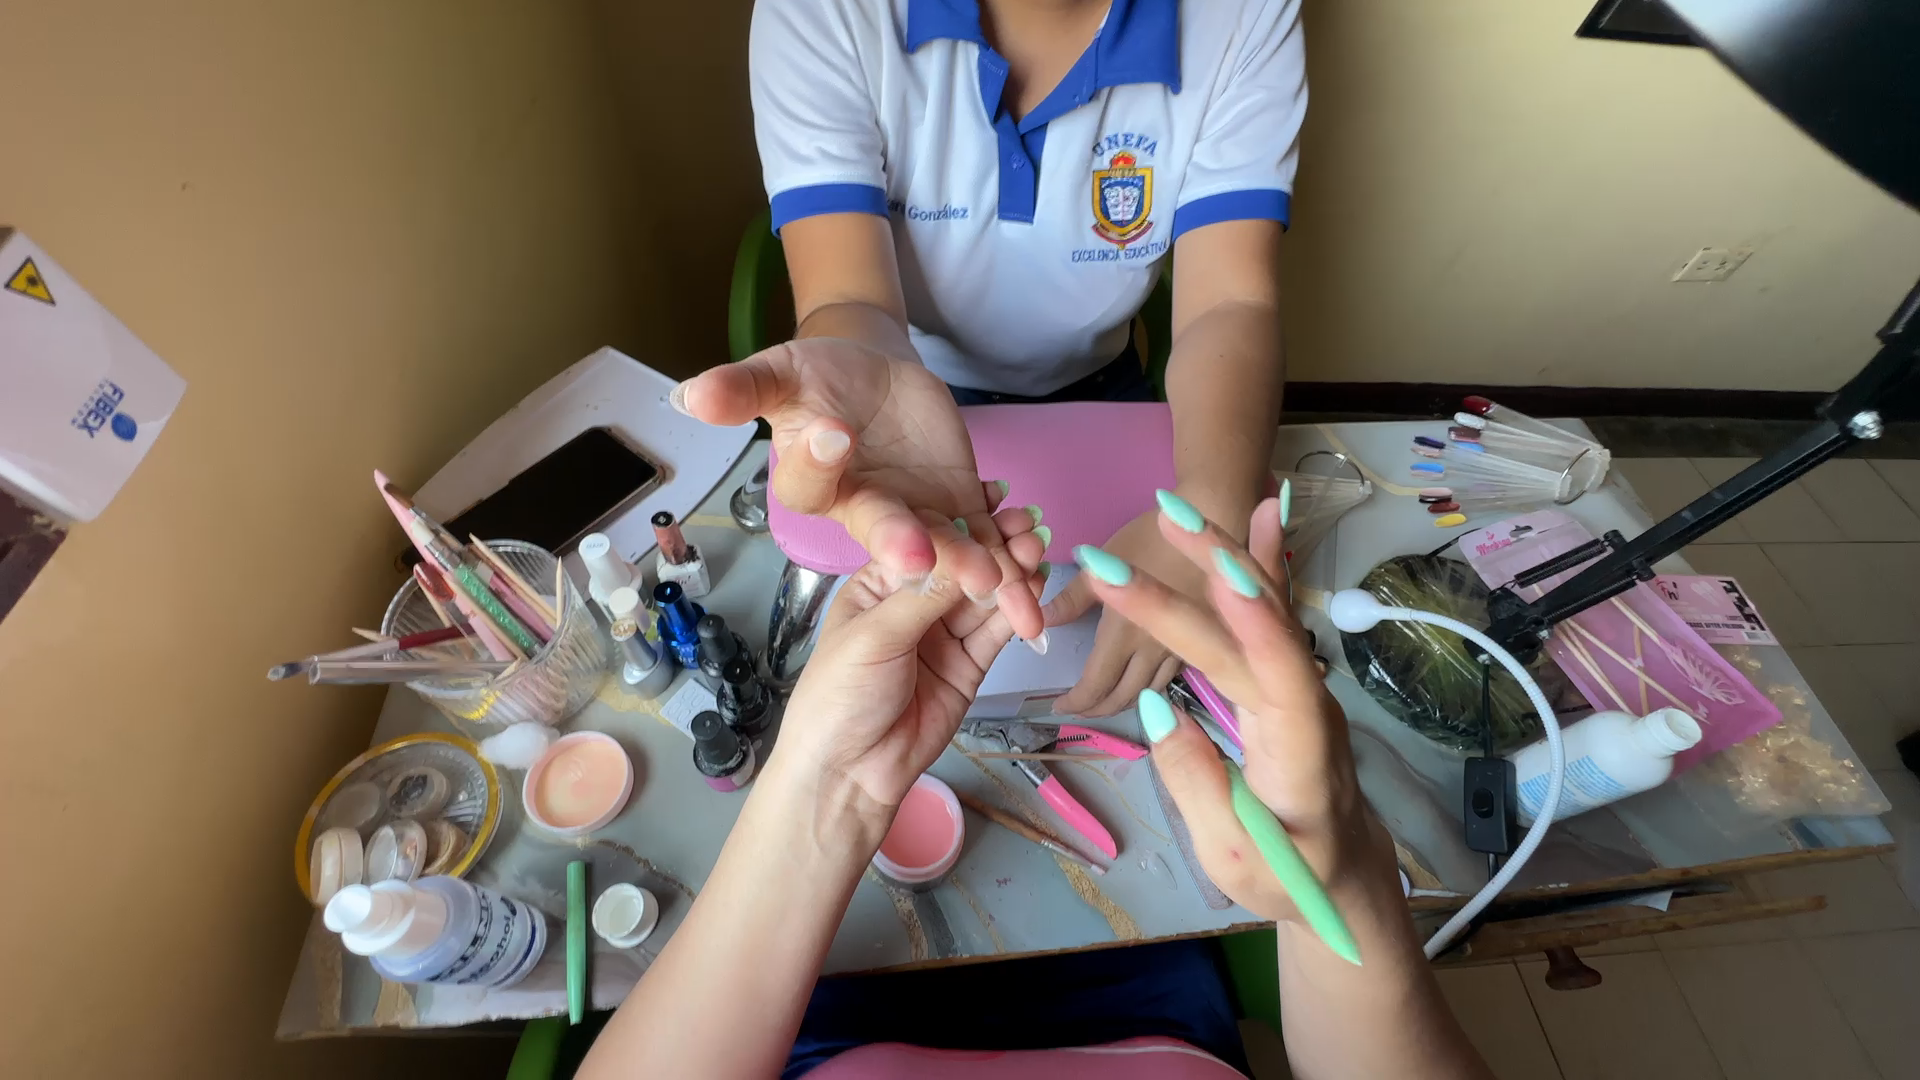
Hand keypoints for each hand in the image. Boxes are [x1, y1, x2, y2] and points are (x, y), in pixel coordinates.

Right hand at [675, 337, 1043, 639]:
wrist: (875, 373)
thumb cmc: (821, 373)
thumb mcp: (780, 373)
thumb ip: (744, 387)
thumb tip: (687, 395)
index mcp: (819, 484)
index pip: (812, 484)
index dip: (820, 463)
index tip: (832, 432)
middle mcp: (867, 510)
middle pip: (883, 530)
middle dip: (904, 543)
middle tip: (922, 557)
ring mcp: (918, 515)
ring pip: (942, 548)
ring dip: (969, 570)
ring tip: (998, 590)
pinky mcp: (960, 509)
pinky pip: (986, 540)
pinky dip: (1010, 567)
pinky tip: (1032, 602)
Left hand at [774, 497, 1046, 809]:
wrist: (850, 771)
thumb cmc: (842, 693)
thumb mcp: (875, 636)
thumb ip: (925, 597)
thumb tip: (973, 556)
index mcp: (879, 584)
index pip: (926, 548)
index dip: (961, 530)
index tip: (994, 510)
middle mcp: (914, 602)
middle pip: (962, 569)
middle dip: (994, 549)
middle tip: (1028, 529)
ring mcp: (944, 633)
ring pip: (984, 597)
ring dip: (1012, 576)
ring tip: (1038, 551)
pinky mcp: (969, 663)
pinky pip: (996, 631)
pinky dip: (1017, 611)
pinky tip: (1036, 588)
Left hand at [1043, 508, 1200, 716]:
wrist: (1214, 524)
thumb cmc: (1151, 540)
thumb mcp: (1103, 564)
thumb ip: (1072, 599)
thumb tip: (1041, 622)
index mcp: (1125, 633)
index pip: (1096, 685)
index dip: (1076, 702)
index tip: (1058, 707)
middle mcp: (1154, 651)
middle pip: (1123, 697)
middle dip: (1097, 709)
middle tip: (1078, 708)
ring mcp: (1182, 649)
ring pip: (1150, 693)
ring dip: (1125, 703)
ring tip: (1104, 701)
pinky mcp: (1202, 641)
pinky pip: (1171, 678)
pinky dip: (1151, 689)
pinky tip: (1143, 684)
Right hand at [1070, 493, 1397, 920]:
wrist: (1344, 868)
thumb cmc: (1287, 874)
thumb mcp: (1233, 855)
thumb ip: (1196, 782)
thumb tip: (1152, 706)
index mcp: (1301, 754)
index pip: (1279, 679)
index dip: (1254, 624)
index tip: (1221, 572)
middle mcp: (1306, 703)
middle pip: (1257, 630)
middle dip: (1201, 577)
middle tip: (1147, 529)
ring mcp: (1298, 683)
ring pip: (1263, 609)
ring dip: (1223, 552)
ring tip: (1180, 507)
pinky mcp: (1286, 674)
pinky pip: (1271, 611)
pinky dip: (1264, 560)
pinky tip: (1264, 516)